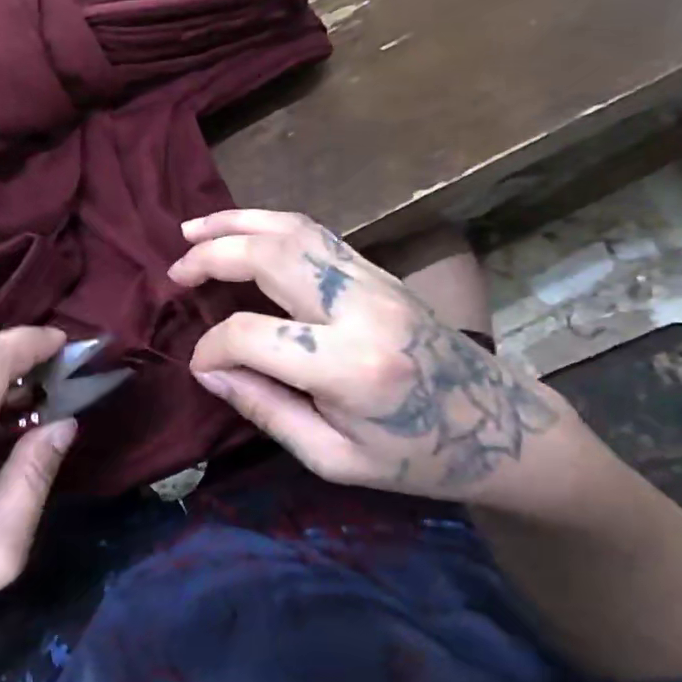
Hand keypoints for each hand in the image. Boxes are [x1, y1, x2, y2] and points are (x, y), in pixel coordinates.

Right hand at [170, 210, 564, 503]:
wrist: (506, 430)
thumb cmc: (418, 458)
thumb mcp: (332, 457)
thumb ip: (264, 409)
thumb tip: (207, 370)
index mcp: (350, 367)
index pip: (249, 335)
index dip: (211, 348)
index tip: (201, 366)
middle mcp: (362, 310)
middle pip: (269, 257)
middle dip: (211, 257)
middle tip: (175, 273)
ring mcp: (375, 282)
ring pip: (293, 229)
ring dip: (235, 223)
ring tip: (191, 230)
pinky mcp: (380, 272)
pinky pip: (315, 232)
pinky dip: (266, 223)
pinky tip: (238, 228)